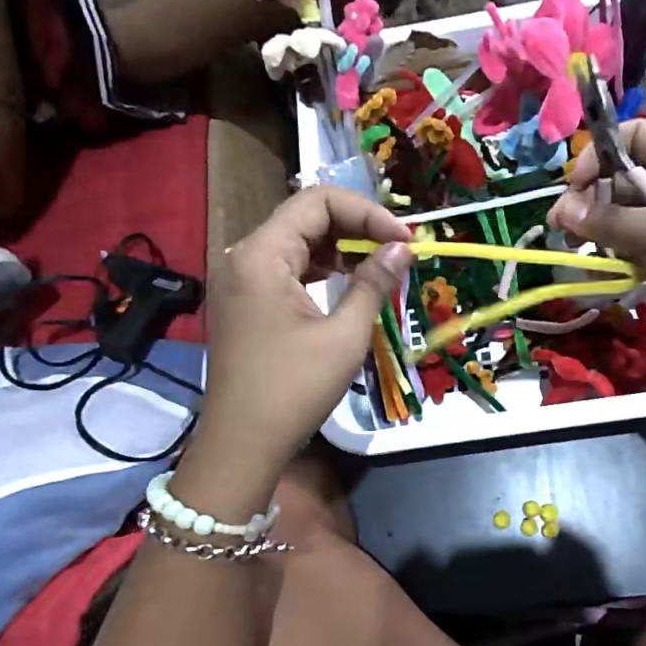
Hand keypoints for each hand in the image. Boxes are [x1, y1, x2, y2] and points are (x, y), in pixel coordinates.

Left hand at [191, 187, 411, 482]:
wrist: (243, 442)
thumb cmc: (294, 389)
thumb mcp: (344, 336)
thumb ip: (373, 284)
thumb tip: (402, 248)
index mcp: (262, 255)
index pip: (318, 202)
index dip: (368, 212)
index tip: (405, 238)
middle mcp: (244, 256)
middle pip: (306, 217)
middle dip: (357, 227)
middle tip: (399, 249)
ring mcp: (240, 279)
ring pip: (297, 242)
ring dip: (341, 248)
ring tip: (381, 265)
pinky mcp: (245, 302)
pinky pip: (286, 268)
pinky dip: (320, 269)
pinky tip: (348, 283)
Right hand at [547, 121, 645, 350]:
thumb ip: (609, 221)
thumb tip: (561, 211)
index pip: (635, 135)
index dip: (599, 153)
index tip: (573, 188)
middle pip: (626, 178)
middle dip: (593, 199)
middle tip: (565, 230)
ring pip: (628, 218)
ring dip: (600, 231)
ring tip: (576, 250)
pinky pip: (638, 249)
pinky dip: (617, 257)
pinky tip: (601, 270)